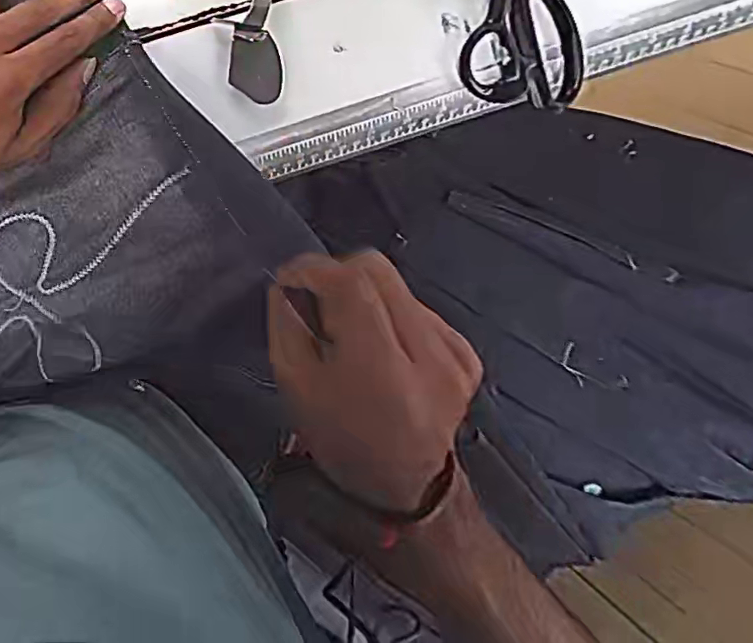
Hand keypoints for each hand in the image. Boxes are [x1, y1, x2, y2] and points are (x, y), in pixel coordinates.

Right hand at [268, 251, 482, 512]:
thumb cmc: (337, 434)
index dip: (312, 269)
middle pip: (375, 269)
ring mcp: (454, 353)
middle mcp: (429, 356)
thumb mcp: (293, 380)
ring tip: (345, 327)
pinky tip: (376, 339)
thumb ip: (287, 322)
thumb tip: (291, 281)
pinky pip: (413, 301)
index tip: (289, 278)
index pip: (351, 283)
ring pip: (393, 280)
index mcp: (382, 370)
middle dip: (335, 273)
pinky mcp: (465, 351)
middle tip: (314, 299)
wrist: (402, 483)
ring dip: (360, 291)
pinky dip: (385, 308)